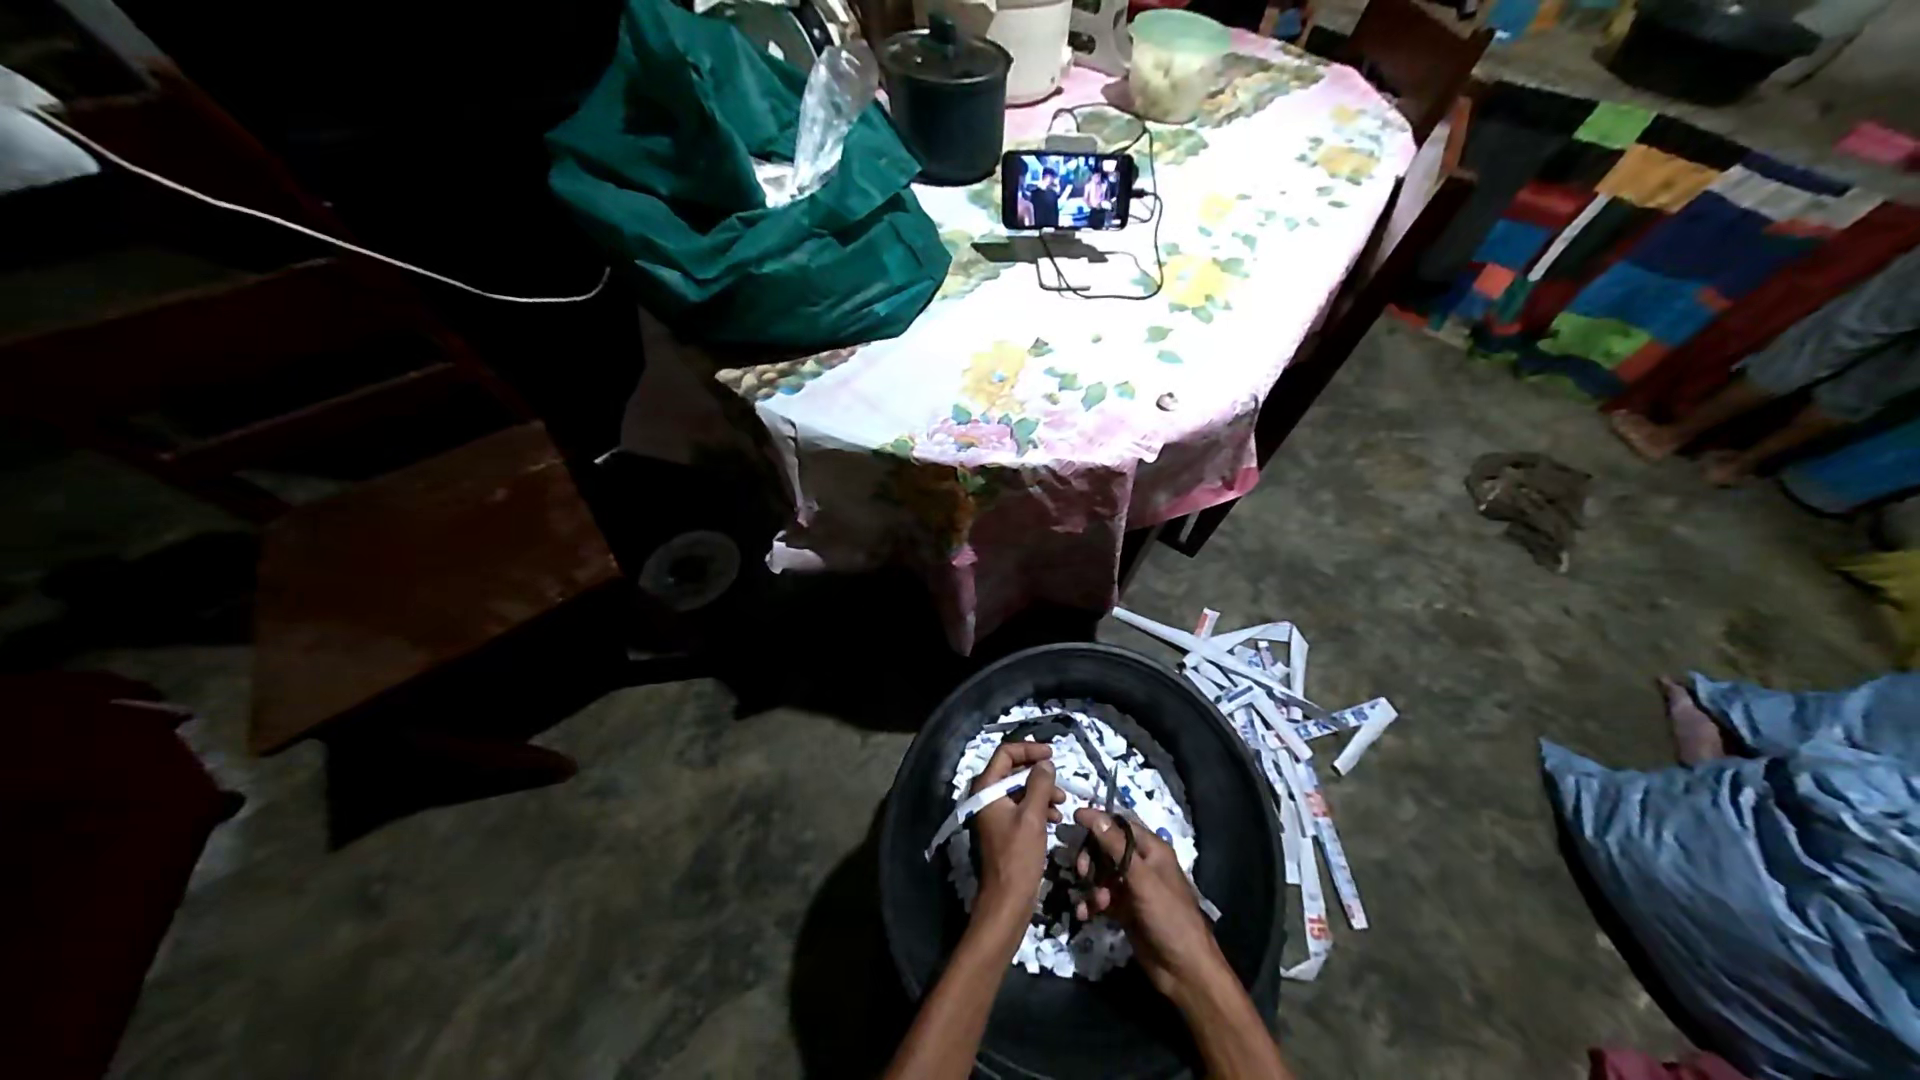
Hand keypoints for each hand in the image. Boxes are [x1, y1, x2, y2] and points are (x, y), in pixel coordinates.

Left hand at [970, 742, 1063, 937]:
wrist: (1007, 899)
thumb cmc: (1018, 856)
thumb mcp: (1033, 816)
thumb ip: (1039, 785)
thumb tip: (1046, 763)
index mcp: (986, 789)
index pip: (1005, 754)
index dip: (1029, 749)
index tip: (1052, 754)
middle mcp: (985, 797)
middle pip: (1012, 771)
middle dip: (1038, 774)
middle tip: (1060, 782)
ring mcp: (994, 814)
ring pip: (1019, 790)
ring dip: (1041, 792)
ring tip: (1061, 803)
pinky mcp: (1003, 829)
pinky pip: (1021, 808)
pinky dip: (1038, 808)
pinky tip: (1055, 819)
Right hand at [1072, 807, 1229, 1001]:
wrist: (1183, 970)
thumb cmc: (1168, 917)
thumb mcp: (1141, 878)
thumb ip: (1115, 846)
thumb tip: (1093, 814)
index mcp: (1151, 850)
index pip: (1120, 825)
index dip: (1098, 821)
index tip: (1074, 819)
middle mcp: (1141, 864)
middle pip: (1106, 848)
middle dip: (1091, 859)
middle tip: (1082, 872)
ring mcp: (1132, 888)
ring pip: (1101, 874)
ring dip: (1091, 885)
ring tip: (1095, 902)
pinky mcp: (1125, 909)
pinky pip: (1101, 897)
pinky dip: (1091, 903)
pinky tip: (1085, 914)